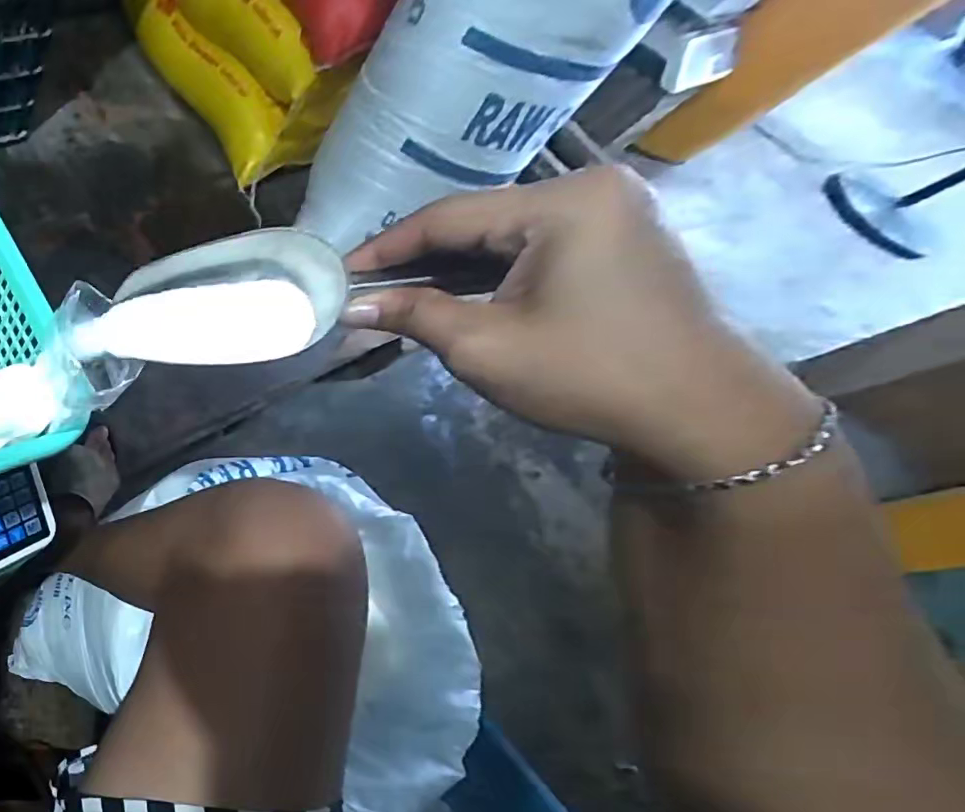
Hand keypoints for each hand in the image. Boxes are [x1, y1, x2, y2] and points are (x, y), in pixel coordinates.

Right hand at [341, 167, 818, 481]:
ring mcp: (606, 211)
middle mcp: (588, 188)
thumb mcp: (481, 346)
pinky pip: (526, 246)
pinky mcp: (610, 238)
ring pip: (498, 234)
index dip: (384, 247)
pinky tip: (444, 293)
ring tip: (390, 294)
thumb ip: (414, 314)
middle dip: (412, 256)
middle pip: (474, 219)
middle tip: (359, 288)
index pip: (448, 216)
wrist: (690, 406)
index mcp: (562, 202)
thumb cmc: (581, 372)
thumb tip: (352, 306)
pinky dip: (480, 271)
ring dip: (443, 265)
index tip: (338, 274)